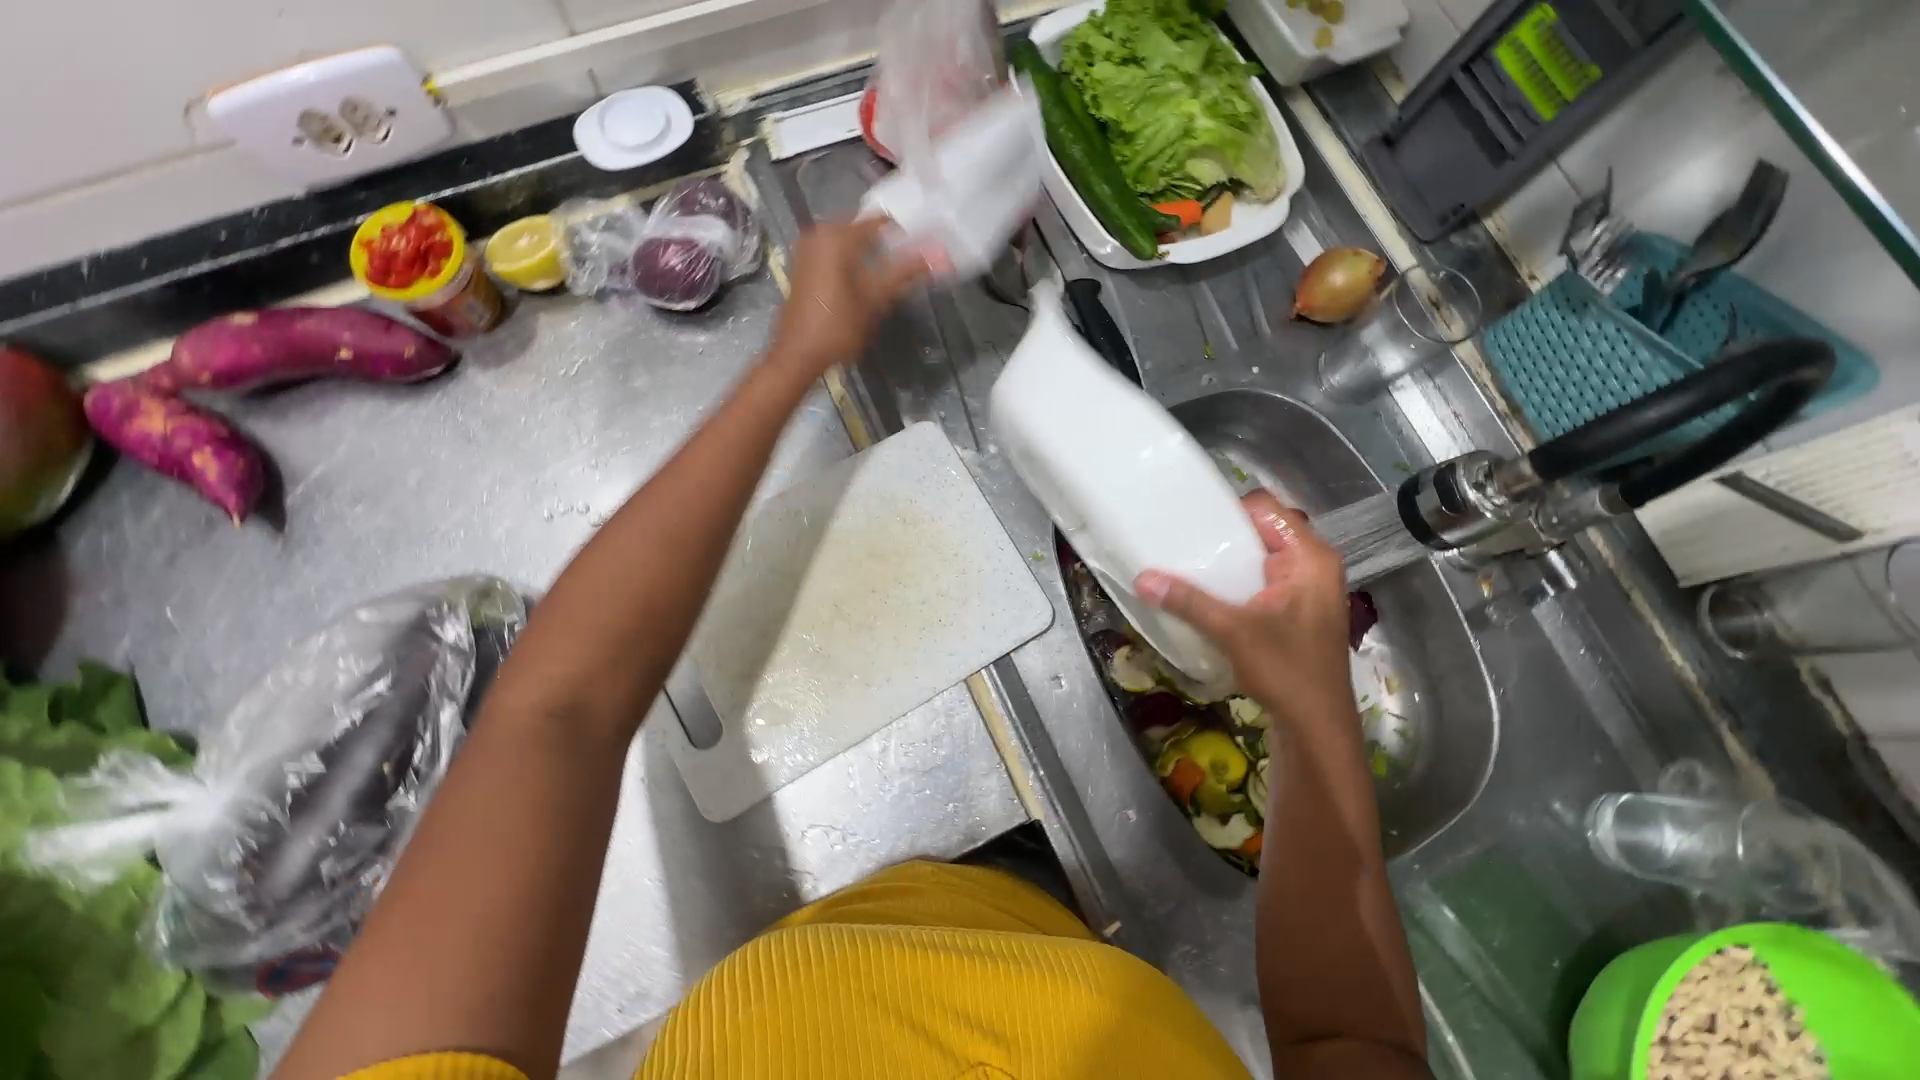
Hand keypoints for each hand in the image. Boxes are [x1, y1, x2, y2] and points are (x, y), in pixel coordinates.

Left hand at [769, 218, 927, 376]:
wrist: (797, 355)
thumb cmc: (837, 328)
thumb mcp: (876, 300)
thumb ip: (907, 271)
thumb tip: (941, 254)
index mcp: (836, 236)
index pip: (881, 220)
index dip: (906, 232)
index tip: (926, 244)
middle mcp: (819, 233)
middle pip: (864, 228)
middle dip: (888, 241)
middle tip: (913, 259)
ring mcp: (808, 248)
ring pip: (850, 240)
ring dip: (871, 251)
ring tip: (895, 268)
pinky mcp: (804, 264)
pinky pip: (836, 250)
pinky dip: (853, 258)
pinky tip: (868, 277)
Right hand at [1135, 490, 1354, 730]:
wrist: (1317, 727)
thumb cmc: (1287, 671)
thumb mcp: (1233, 631)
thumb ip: (1189, 602)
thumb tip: (1142, 578)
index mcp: (1311, 558)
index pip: (1268, 509)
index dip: (1229, 510)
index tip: (1191, 521)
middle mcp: (1314, 567)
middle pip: (1265, 532)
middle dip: (1224, 537)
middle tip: (1183, 541)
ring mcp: (1308, 592)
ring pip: (1262, 560)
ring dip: (1229, 563)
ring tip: (1189, 564)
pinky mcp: (1298, 614)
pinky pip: (1263, 583)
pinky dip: (1238, 585)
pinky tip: (1208, 595)